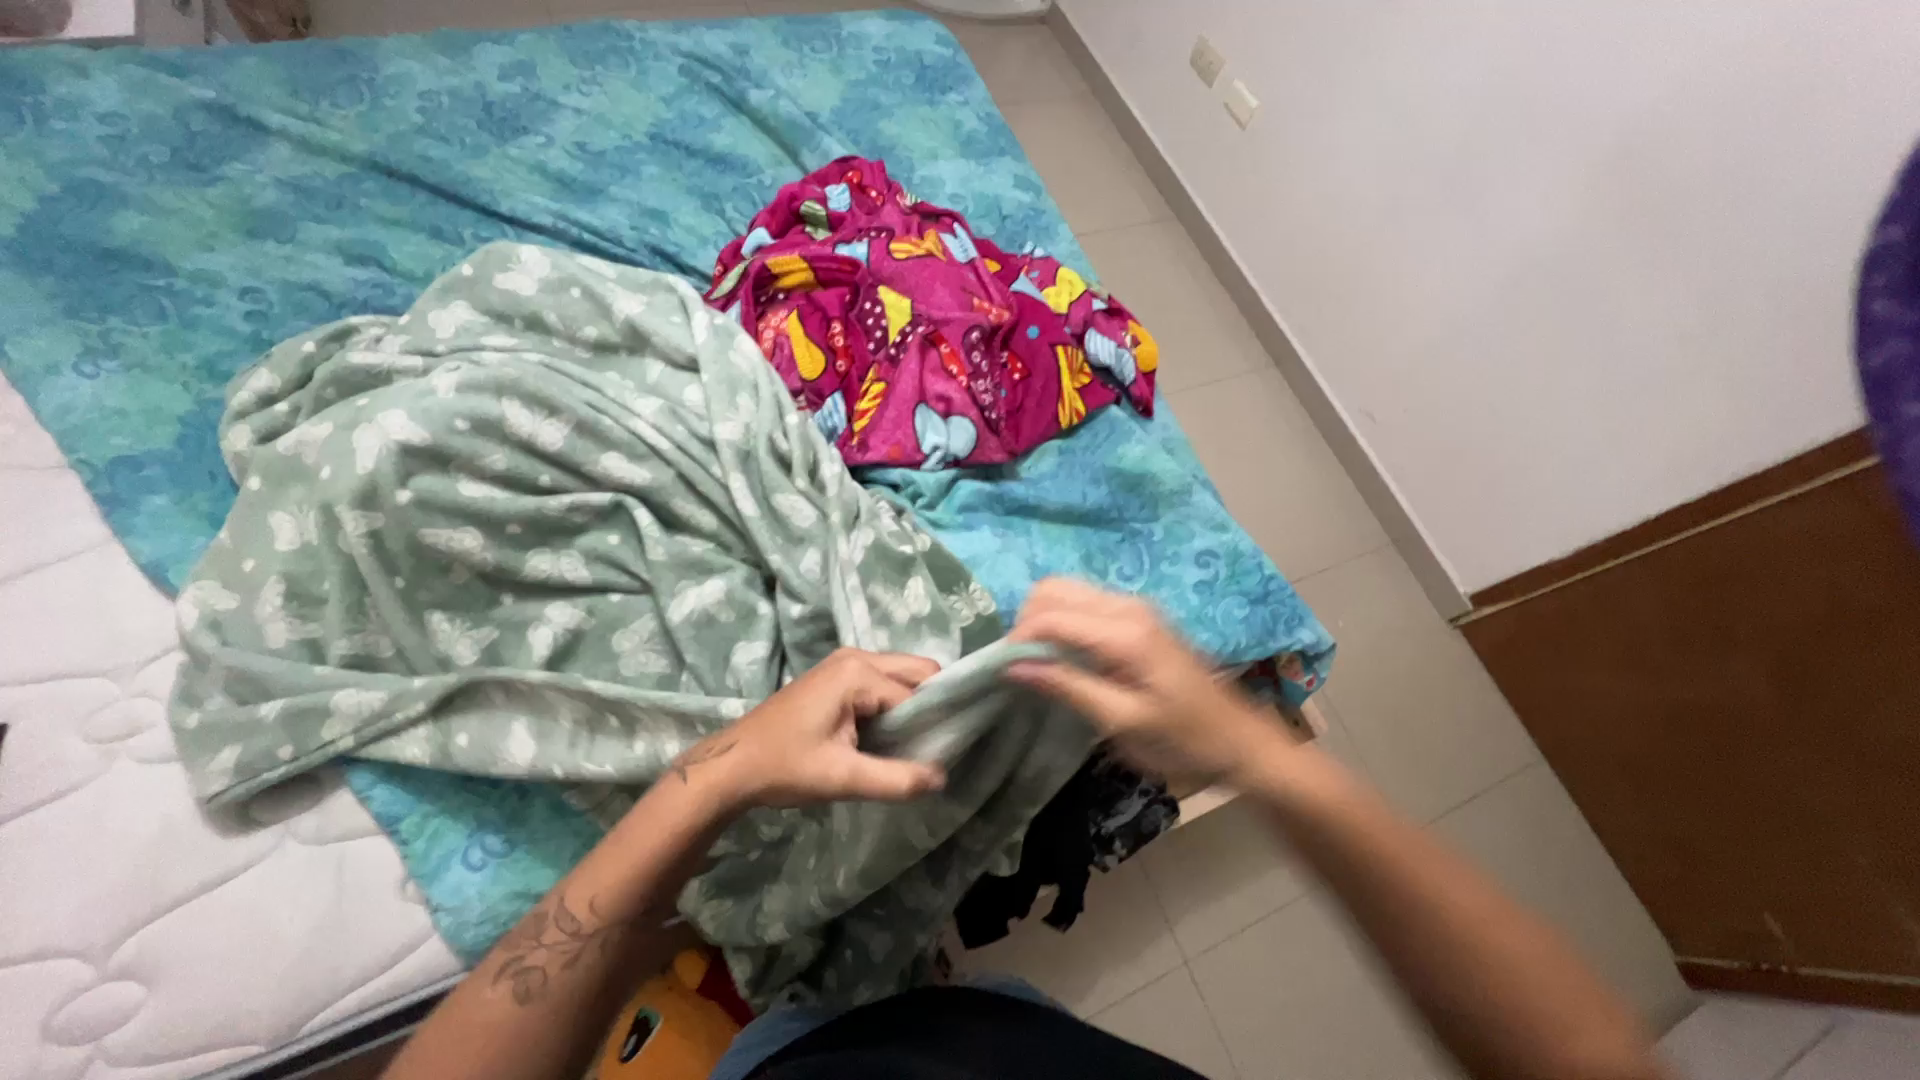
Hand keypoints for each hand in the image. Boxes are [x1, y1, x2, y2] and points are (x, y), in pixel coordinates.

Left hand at [670, 648, 946, 810]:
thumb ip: (897, 779)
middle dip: (930, 704)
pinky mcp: (835, 677)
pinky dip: (893, 705)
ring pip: (900, 676)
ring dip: (911, 706)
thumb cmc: (785, 768)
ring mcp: (844, 663)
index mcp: (858, 672)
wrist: (732, 766)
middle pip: (916, 671)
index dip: (933, 724)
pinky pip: (882, 683)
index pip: (918, 695)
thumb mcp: (843, 779)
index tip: (941, 755)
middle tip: (932, 745)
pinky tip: (888, 737)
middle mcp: (855, 656)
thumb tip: (942, 778)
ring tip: (911, 745)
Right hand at [1007, 578, 1288, 781]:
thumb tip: (1014, 666)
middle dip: (1026, 621)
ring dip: (1042, 618)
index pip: (1051, 615)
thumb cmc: (1183, 740)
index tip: (1000, 671)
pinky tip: (1061, 656)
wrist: (1239, 739)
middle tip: (1018, 665)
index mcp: (1125, 632)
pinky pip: (1083, 603)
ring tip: (1035, 662)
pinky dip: (1061, 621)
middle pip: (1053, 588)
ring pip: (1066, 591)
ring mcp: (1133, 607)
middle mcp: (1127, 606)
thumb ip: (1068, 687)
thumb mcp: (1123, 722)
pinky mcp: (1136, 616)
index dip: (1018, 639)